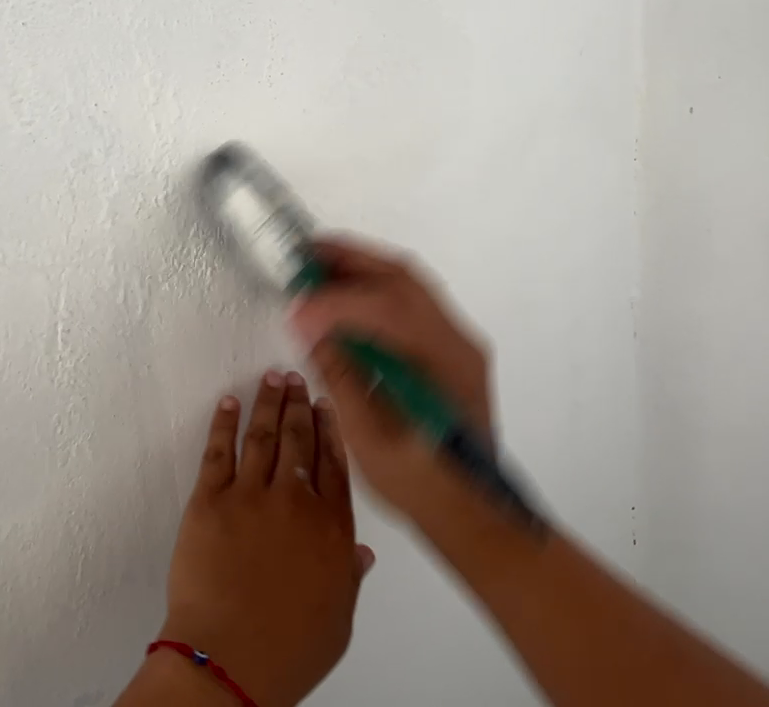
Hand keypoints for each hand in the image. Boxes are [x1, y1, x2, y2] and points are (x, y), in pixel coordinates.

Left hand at [155, 370, 374, 706]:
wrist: (230, 659)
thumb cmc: (287, 649)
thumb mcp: (337, 619)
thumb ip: (348, 576)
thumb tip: (361, 553)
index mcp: (331, 529)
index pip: (334, 465)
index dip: (331, 432)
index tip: (328, 407)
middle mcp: (295, 502)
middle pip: (301, 440)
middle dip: (301, 405)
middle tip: (299, 381)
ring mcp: (251, 496)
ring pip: (264, 435)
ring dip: (269, 402)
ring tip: (272, 378)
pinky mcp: (210, 499)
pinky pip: (219, 450)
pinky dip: (224, 422)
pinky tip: (229, 403)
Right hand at [288, 237, 496, 522]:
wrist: (474, 512)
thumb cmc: (420, 483)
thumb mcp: (370, 436)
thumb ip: (341, 374)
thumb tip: (311, 327)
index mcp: (443, 366)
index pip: (386, 310)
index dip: (335, 303)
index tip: (295, 309)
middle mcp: (458, 342)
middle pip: (402, 279)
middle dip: (350, 261)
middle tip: (303, 255)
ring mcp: (459, 344)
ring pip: (410, 284)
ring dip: (363, 269)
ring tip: (319, 266)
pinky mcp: (453, 350)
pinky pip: (414, 302)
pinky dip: (377, 289)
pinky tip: (347, 299)